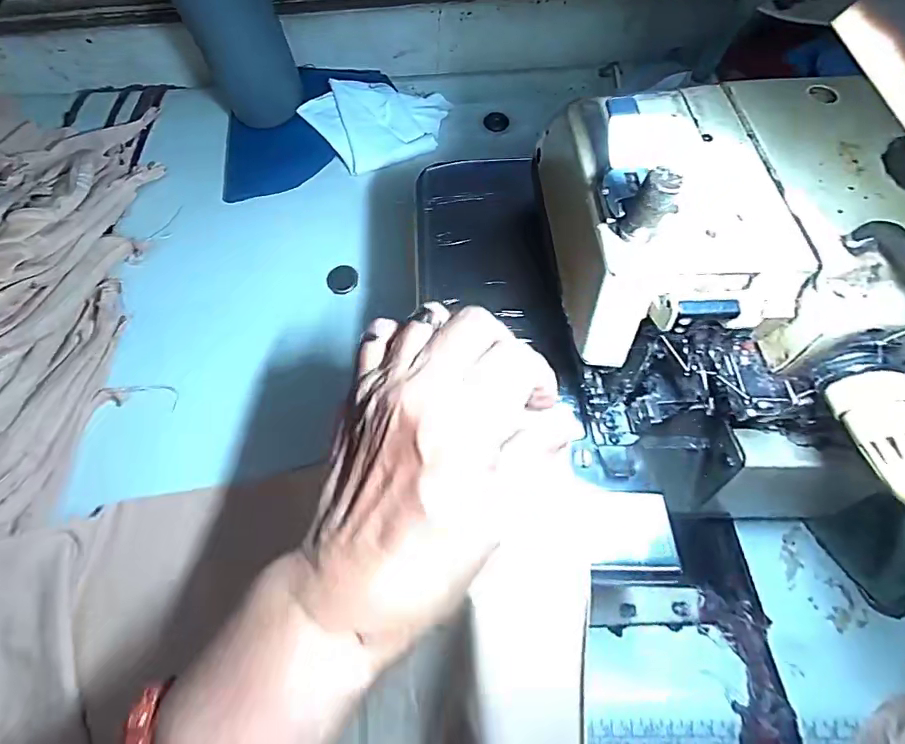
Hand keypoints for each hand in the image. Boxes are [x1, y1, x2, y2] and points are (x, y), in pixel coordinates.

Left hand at [293, 303, 580, 660]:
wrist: (346, 584)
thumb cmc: (417, 568)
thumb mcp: (493, 522)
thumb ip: (529, 458)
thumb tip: (558, 426)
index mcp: (456, 425)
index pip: (514, 359)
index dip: (540, 376)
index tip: (539, 400)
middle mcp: (415, 393)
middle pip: (472, 323)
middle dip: (504, 345)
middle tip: (509, 379)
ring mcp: (379, 389)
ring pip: (425, 319)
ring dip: (455, 337)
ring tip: (466, 369)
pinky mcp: (354, 396)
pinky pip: (375, 337)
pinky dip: (400, 337)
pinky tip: (415, 363)